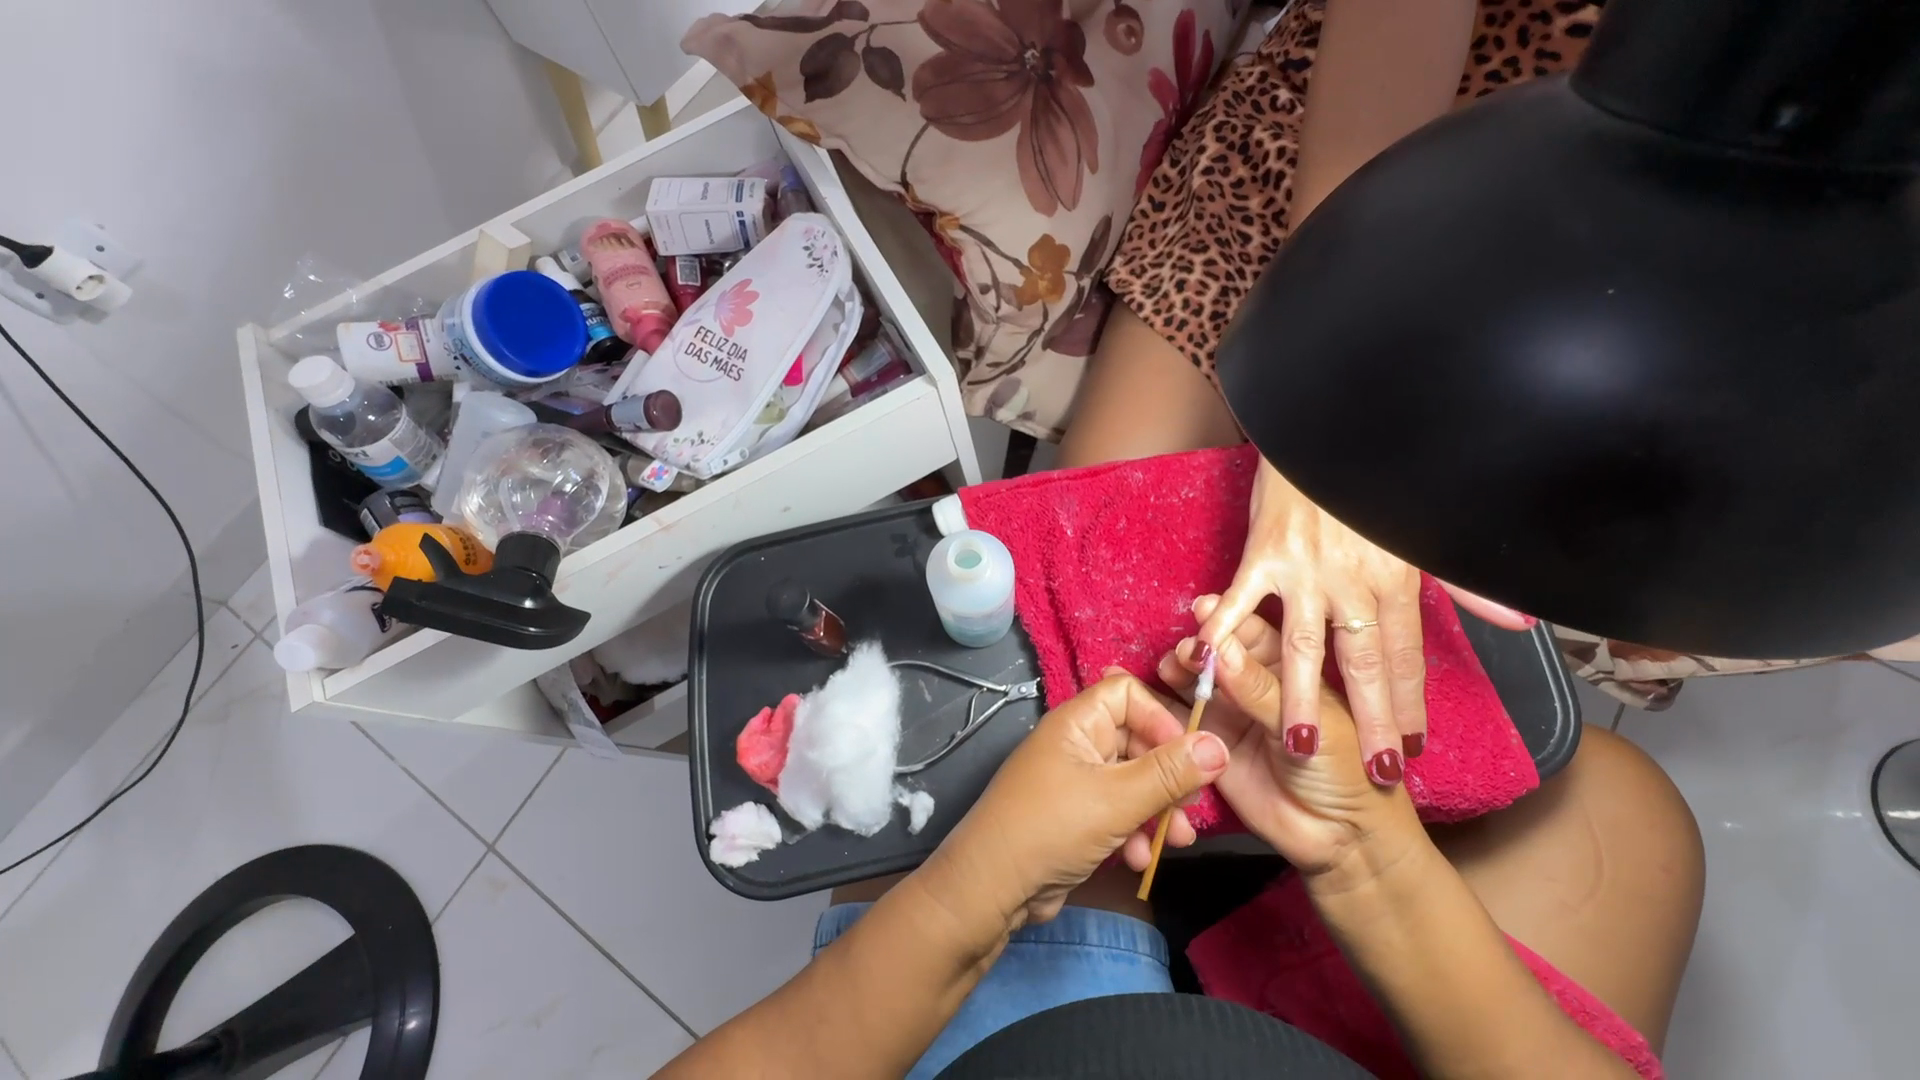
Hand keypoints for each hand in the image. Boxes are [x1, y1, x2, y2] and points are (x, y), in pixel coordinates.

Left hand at [928, 674, 1229, 928]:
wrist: (992, 887)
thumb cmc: (1052, 827)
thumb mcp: (1118, 799)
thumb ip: (1170, 773)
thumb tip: (1220, 744)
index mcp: (1077, 723)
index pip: (1127, 694)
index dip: (1160, 718)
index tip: (1188, 756)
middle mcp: (1075, 744)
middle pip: (1136, 741)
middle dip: (1169, 776)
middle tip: (1192, 806)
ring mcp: (1074, 782)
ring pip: (1131, 782)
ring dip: (1157, 810)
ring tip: (1177, 841)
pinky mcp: (1075, 818)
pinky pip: (1116, 812)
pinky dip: (1133, 831)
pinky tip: (1138, 859)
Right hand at [1157, 608, 1426, 893]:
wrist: (1339, 837)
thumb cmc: (1343, 768)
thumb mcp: (1308, 721)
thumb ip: (1260, 688)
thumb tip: (1220, 647)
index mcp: (1287, 668)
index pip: (1252, 634)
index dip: (1229, 620)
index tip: (1205, 609)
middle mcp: (1253, 686)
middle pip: (1216, 655)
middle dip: (1198, 646)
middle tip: (1186, 650)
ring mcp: (1228, 714)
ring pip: (1194, 683)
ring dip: (1178, 671)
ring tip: (1170, 669)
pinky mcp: (1206, 745)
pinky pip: (1178, 720)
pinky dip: (1158, 706)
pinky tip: (1144, 694)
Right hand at [1202, 457, 1529, 783]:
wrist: (1327, 435)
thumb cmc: (1368, 490)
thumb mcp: (1422, 534)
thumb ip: (1465, 587)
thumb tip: (1519, 625)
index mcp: (1394, 579)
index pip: (1407, 654)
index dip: (1411, 703)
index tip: (1411, 748)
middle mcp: (1353, 581)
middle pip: (1364, 660)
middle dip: (1372, 717)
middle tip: (1377, 771)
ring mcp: (1304, 570)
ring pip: (1304, 643)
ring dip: (1301, 694)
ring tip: (1299, 742)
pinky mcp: (1262, 554)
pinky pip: (1242, 599)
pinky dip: (1225, 629)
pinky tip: (1209, 662)